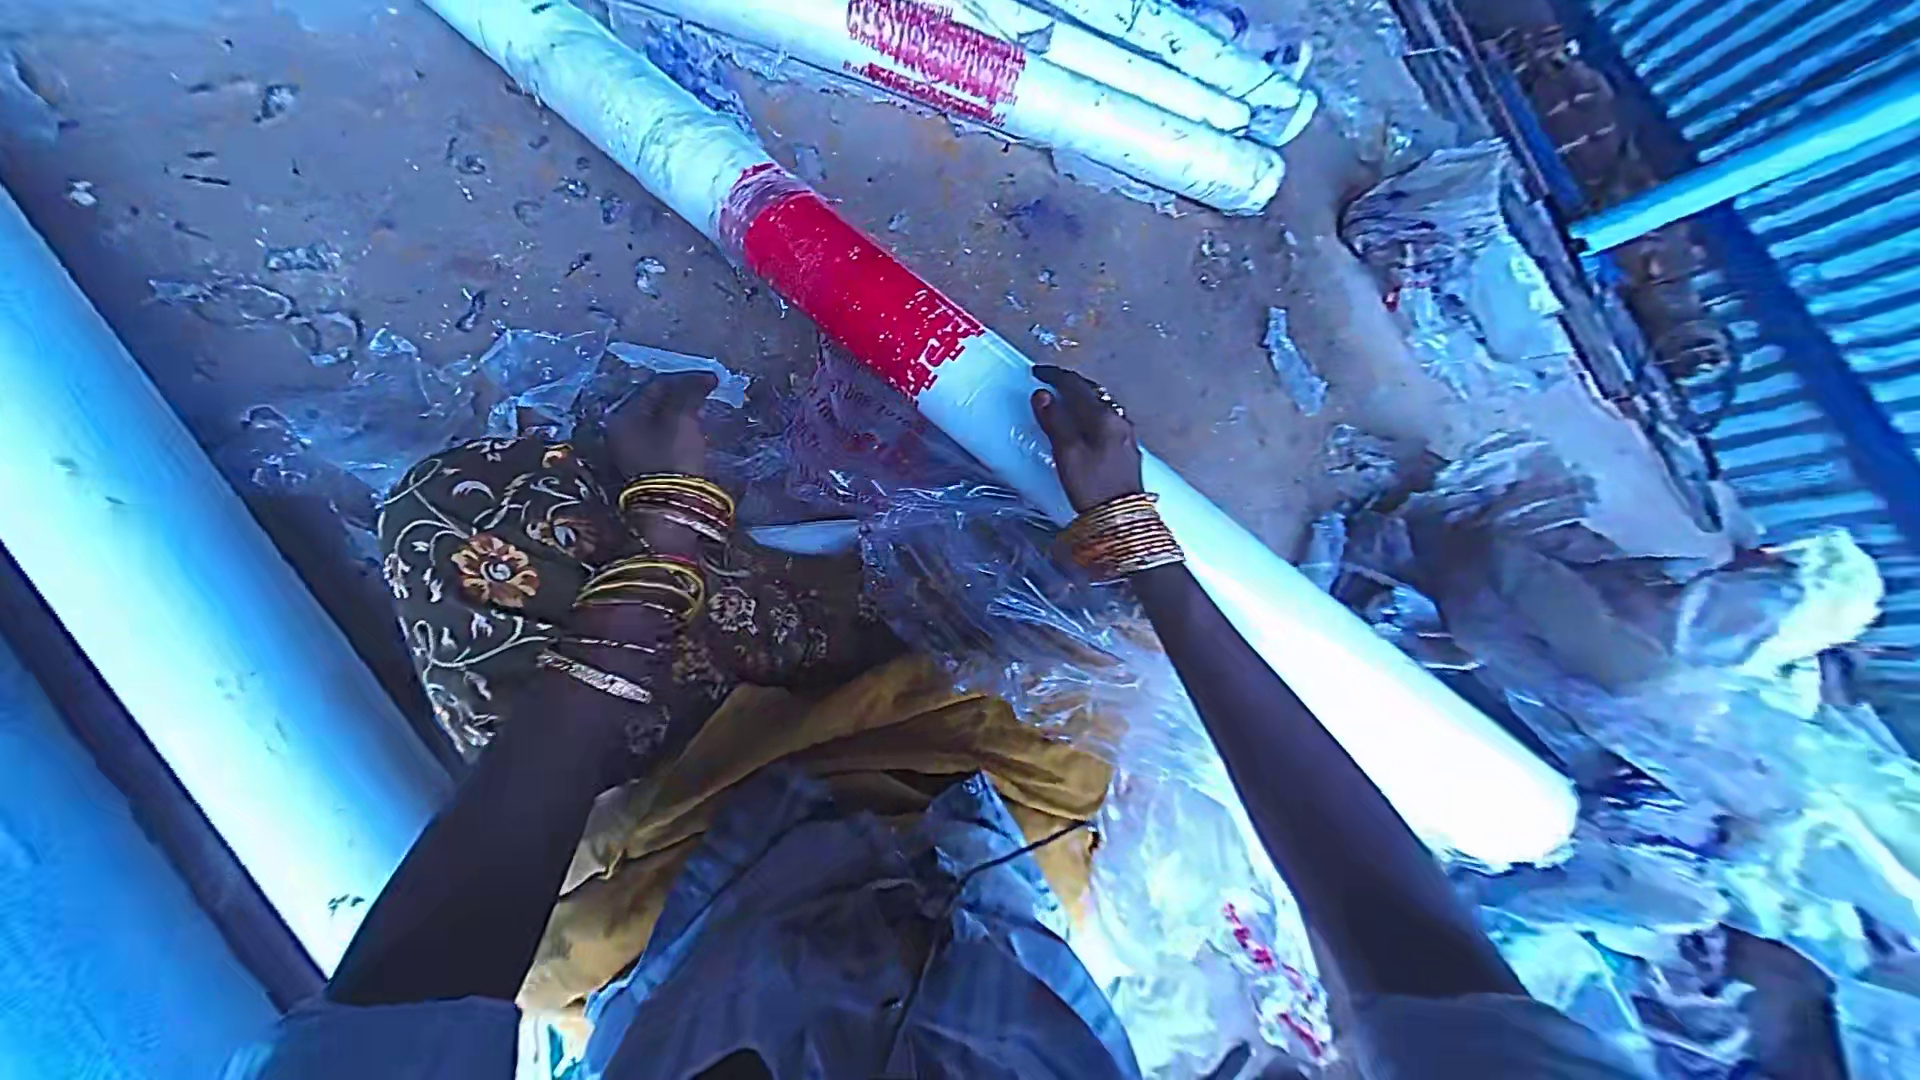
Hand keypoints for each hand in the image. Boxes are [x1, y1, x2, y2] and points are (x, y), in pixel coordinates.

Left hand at [605, 373, 717, 555]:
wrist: (671, 509)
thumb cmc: (673, 459)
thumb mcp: (681, 421)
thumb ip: (689, 394)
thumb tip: (702, 379)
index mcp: (624, 415)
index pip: (656, 385)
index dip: (687, 378)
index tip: (714, 379)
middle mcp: (621, 430)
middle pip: (654, 402)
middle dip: (681, 393)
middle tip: (707, 391)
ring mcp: (631, 451)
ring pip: (658, 420)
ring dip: (681, 411)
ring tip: (704, 408)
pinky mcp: (645, 467)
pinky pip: (662, 437)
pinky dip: (680, 428)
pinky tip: (695, 430)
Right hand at [1031, 364, 1143, 512]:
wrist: (1122, 518)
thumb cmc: (1091, 486)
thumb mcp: (1067, 454)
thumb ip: (1055, 422)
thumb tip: (1042, 395)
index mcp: (1103, 417)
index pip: (1077, 386)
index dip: (1055, 376)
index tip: (1037, 374)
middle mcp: (1119, 420)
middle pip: (1092, 392)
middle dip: (1070, 384)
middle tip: (1050, 384)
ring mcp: (1126, 435)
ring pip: (1102, 405)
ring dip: (1082, 398)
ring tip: (1064, 401)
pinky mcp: (1127, 449)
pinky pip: (1107, 420)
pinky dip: (1091, 414)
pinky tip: (1085, 424)